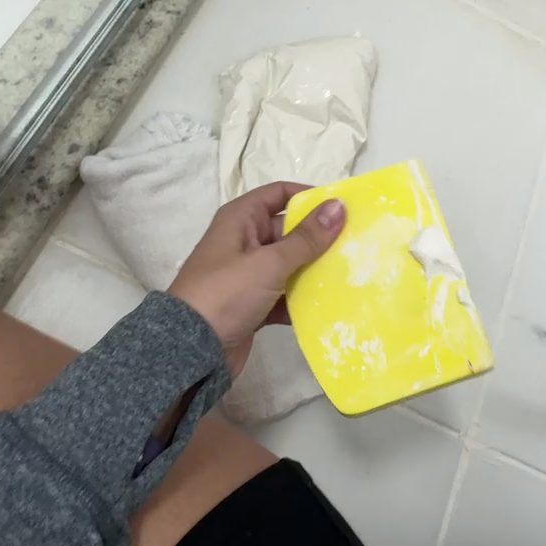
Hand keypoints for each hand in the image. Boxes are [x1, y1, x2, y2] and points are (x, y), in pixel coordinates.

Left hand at [167, 182, 343, 377]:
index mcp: (241, 218)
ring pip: (289, 263)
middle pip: (288, 230)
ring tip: (350, 273)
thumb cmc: (226, 293)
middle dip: (319, 237)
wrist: (190, 352)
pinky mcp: (252, 303)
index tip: (342, 207)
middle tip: (355, 243)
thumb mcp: (269, 262)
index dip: (309, 196)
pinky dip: (301, 298)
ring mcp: (248, 274)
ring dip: (313, 269)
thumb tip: (339, 205)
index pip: (279, 193)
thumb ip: (307, 237)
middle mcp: (244, 240)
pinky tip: (328, 304)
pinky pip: (284, 293)